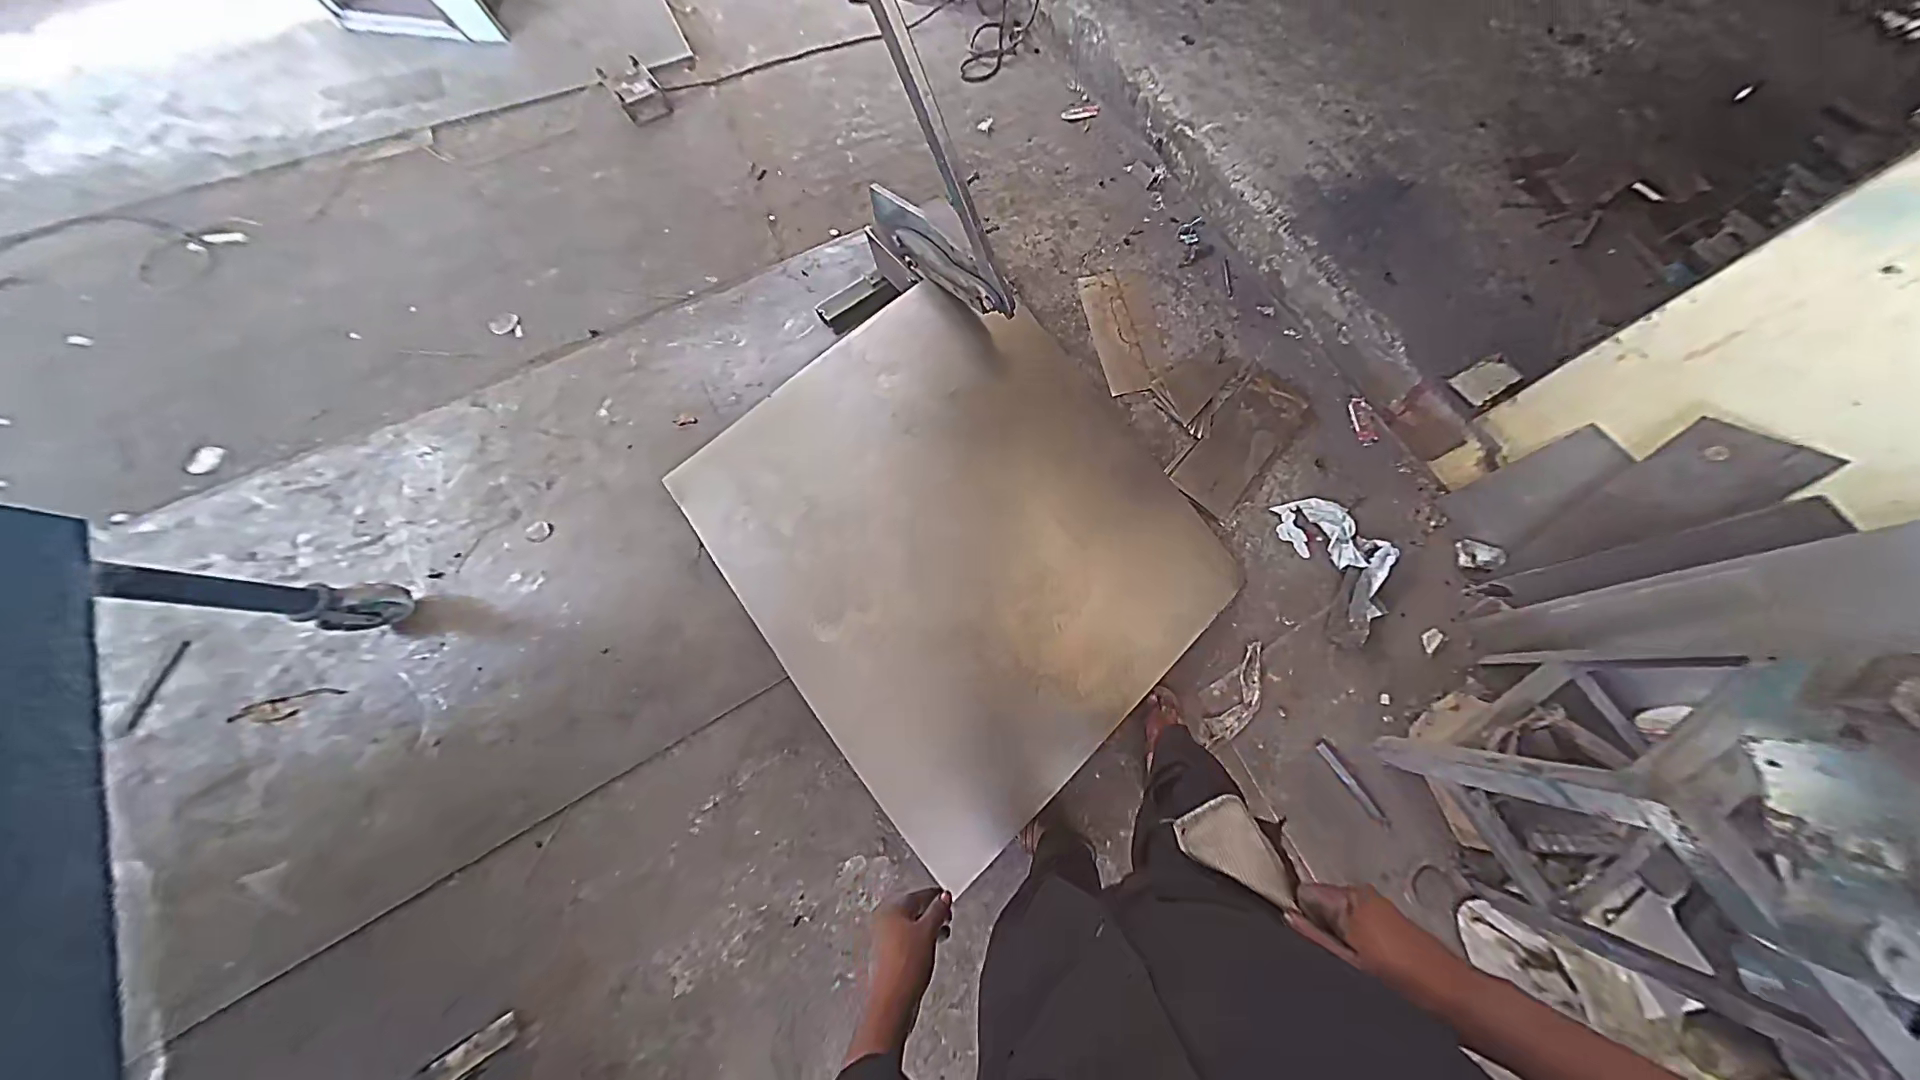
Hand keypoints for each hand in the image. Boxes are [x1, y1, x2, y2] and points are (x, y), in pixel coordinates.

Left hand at [844, 887, 951, 1065]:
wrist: (891, 1003)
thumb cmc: (905, 966)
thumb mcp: (928, 931)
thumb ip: (938, 910)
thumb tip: (944, 897)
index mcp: (891, 908)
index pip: (919, 894)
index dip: (937, 896)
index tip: (948, 899)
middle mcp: (883, 920)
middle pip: (913, 908)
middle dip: (931, 912)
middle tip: (947, 917)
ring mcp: (882, 939)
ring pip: (909, 925)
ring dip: (926, 927)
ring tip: (941, 934)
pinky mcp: (885, 956)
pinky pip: (905, 940)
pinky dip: (918, 940)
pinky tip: (927, 949)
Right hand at [1289, 882, 1471, 998]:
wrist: (1455, 999)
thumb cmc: (1406, 984)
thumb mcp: (1347, 965)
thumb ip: (1313, 936)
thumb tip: (1288, 916)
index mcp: (1348, 897)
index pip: (1304, 892)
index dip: (1303, 915)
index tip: (1314, 937)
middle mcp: (1364, 892)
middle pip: (1323, 900)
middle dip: (1324, 923)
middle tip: (1340, 953)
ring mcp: (1381, 903)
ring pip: (1343, 910)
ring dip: (1343, 930)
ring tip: (1360, 958)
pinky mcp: (1394, 916)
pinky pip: (1362, 917)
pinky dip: (1361, 933)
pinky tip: (1375, 958)